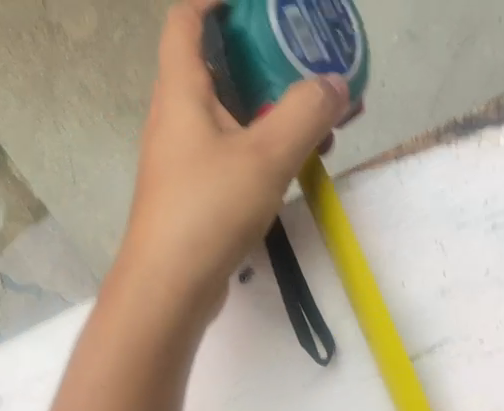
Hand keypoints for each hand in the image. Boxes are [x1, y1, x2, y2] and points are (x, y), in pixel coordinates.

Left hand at [113, 0, 349, 318]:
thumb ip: (306, 114)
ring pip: (230, 118)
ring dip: (271, 111)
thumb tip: (334, 85)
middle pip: (214, 68)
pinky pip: (233, 156)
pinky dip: (265, 150)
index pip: (186, 22)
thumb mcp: (266, 157)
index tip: (255, 4)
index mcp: (181, 93)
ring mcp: (183, 161)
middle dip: (262, 59)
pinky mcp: (195, 197)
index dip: (215, 1)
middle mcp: (176, 120)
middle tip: (306, 62)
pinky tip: (300, 166)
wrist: (168, 289)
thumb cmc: (208, 211)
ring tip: (321, 120)